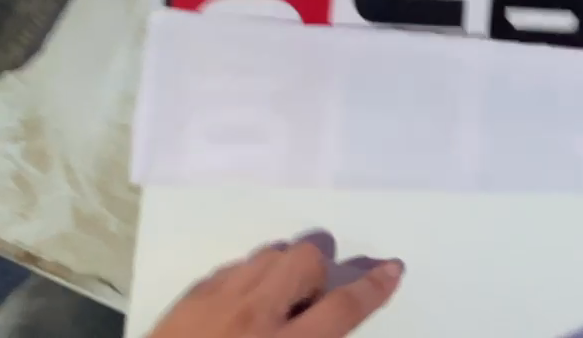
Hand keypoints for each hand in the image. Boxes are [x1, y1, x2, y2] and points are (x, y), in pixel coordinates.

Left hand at [148, 241, 403, 337]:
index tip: (391, 268)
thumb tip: (323, 321)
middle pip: (305, 259)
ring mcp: (218, 298)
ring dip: (284, 268)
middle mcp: (253, 315)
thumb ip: (309, 337)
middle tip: (317, 295)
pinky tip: (242, 305)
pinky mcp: (191, 295)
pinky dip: (249, 278)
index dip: (371, 288)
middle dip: (320, 269)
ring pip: (270, 253)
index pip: (340, 309)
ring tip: (281, 298)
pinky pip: (235, 267)